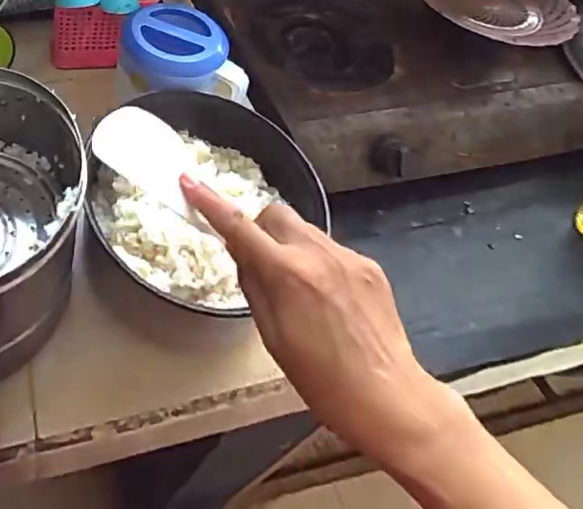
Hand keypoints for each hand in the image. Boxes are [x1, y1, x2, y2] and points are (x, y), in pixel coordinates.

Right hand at [181, 176, 563, 508]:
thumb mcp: (273, 337)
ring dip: (290, 245)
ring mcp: (347, 257)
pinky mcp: (368, 266)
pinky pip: (331, 249)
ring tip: (298, 289)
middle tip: (259, 260)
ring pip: (304, 229)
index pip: (239, 227)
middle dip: (260, 228)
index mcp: (288, 274)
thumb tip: (242, 253)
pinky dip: (318, 262)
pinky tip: (328, 299)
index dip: (210, 202)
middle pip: (275, 214)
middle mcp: (317, 254)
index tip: (190, 182)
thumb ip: (254, 285)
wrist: (392, 400)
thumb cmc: (325, 382)